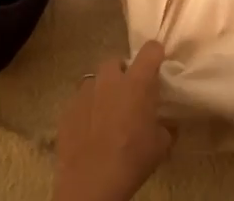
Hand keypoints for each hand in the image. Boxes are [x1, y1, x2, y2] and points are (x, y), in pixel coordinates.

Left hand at [52, 41, 174, 200]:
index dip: (155, 55)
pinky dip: (86, 109)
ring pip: (94, 80)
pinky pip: (79, 101)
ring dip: (102, 90)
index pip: (151, 49)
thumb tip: (167, 123)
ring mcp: (85, 93)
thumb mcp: (161, 143)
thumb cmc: (132, 159)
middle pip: (117, 61)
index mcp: (137, 81)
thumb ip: (165, 125)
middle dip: (123, 72)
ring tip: (106, 111)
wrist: (91, 185)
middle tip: (129, 93)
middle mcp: (110, 80)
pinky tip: (89, 129)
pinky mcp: (66, 111)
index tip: (157, 65)